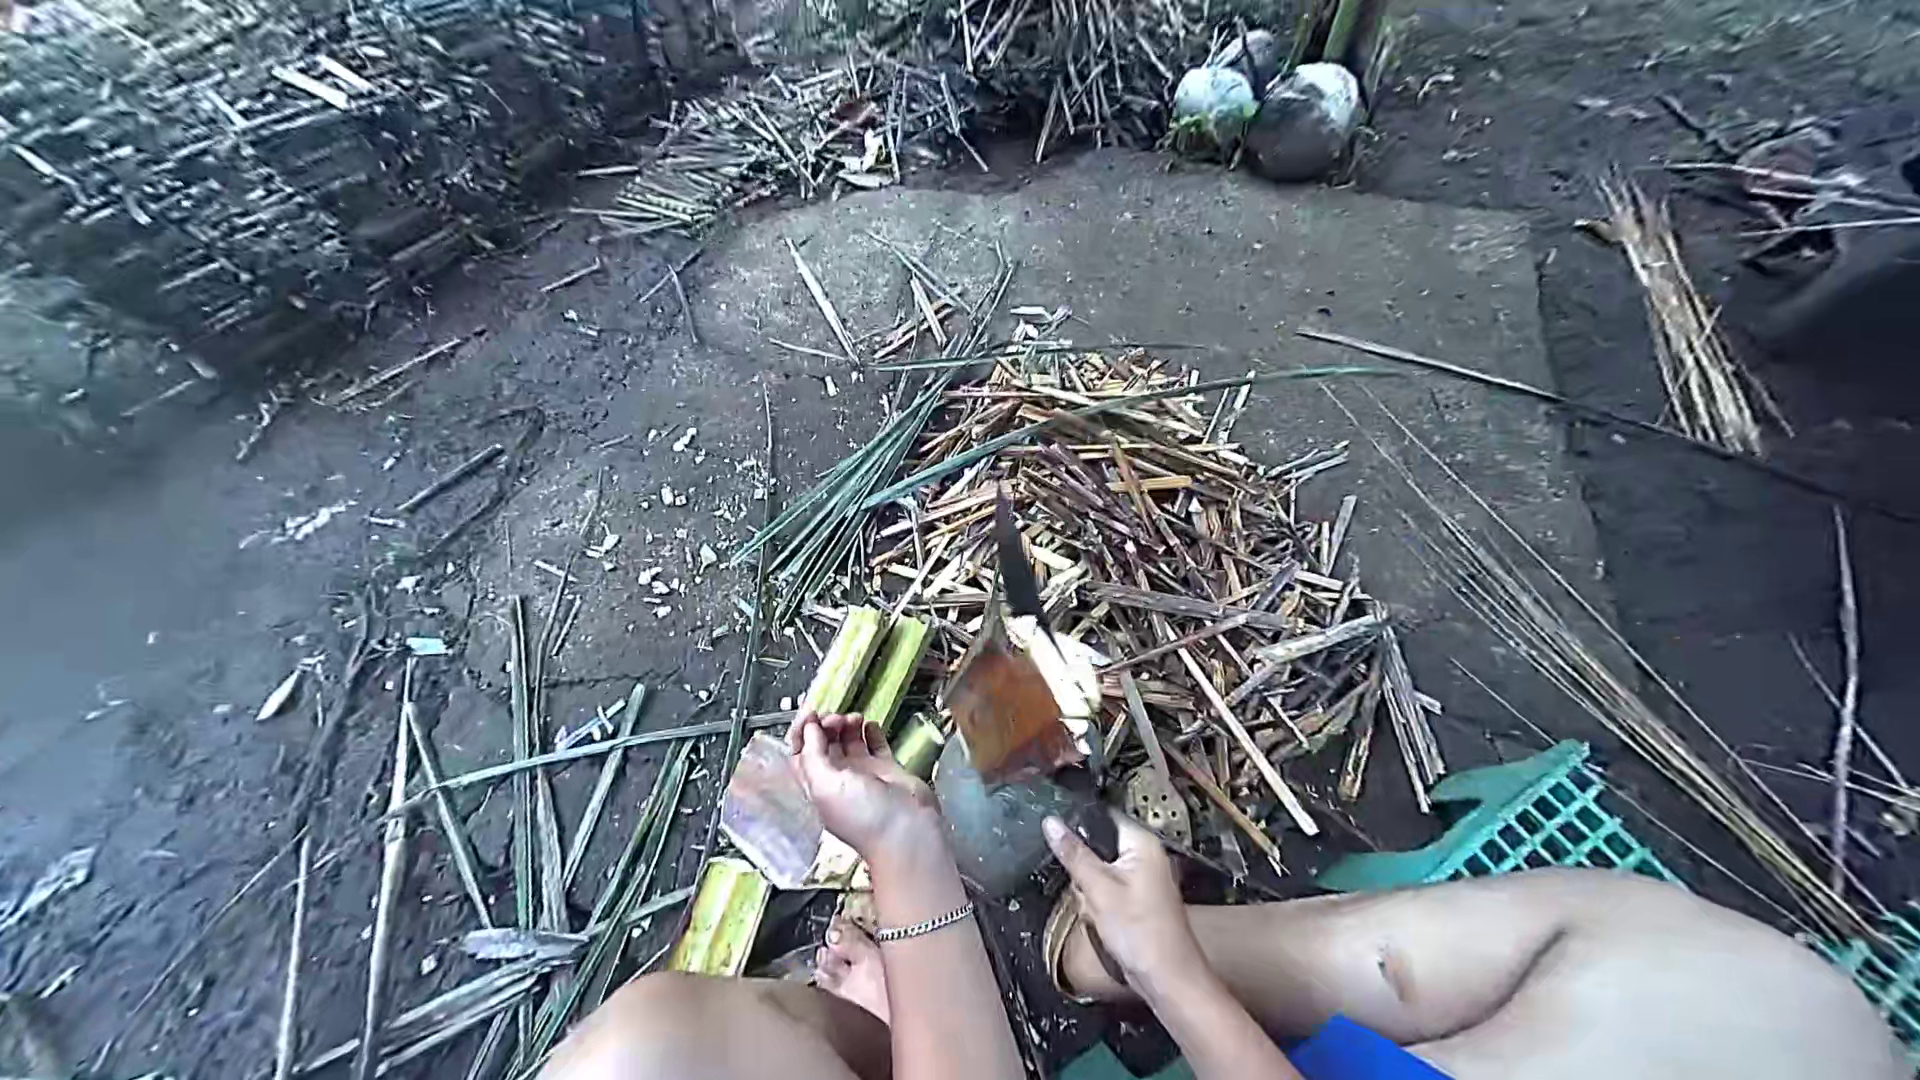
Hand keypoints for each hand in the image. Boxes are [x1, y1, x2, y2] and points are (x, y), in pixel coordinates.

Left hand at [787, 710, 940, 861]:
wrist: (907, 830)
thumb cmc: (863, 816)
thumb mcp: (825, 785)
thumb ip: (813, 755)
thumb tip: (809, 729)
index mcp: (817, 786)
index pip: (802, 753)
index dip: (803, 732)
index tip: (811, 714)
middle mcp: (838, 779)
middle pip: (824, 744)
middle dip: (826, 725)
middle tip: (836, 718)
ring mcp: (863, 774)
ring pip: (849, 741)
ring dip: (848, 725)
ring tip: (855, 719)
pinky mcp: (887, 770)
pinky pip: (876, 744)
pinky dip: (872, 732)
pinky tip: (872, 725)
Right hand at [1044, 810, 1205, 995]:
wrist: (1168, 981)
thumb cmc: (1141, 933)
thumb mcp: (1098, 888)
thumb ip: (1073, 853)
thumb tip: (1051, 822)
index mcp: (1142, 842)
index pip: (1103, 815)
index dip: (1080, 825)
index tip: (1063, 841)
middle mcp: (1144, 855)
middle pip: (1097, 845)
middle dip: (1085, 869)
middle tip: (1090, 890)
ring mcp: (1142, 877)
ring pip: (1098, 870)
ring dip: (1090, 890)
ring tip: (1099, 910)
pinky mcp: (1136, 898)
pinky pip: (1106, 889)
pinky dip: (1100, 903)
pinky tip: (1104, 921)